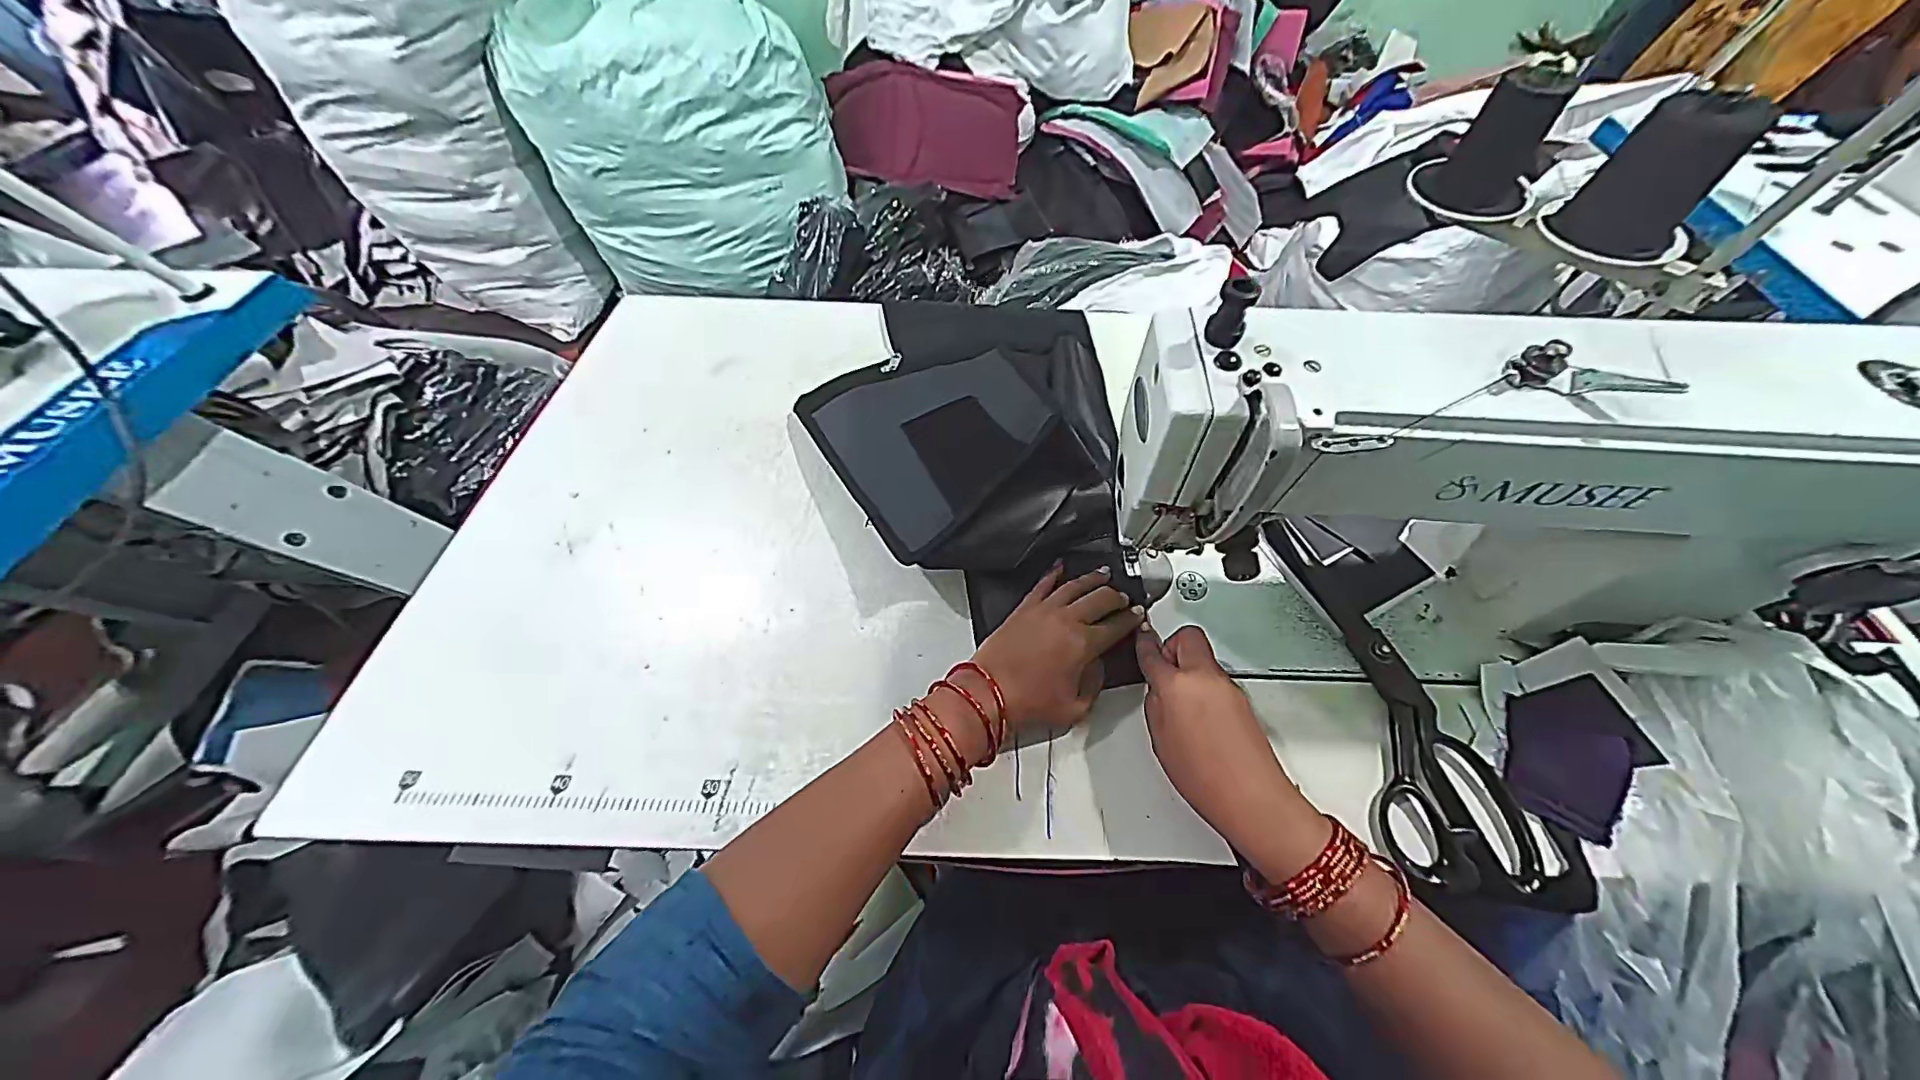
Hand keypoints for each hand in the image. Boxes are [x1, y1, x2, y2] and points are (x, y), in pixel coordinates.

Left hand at [970, 565, 1144, 732]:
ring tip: (1103, 575)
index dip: (1131, 619)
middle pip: (1101, 598)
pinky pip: (1043, 584)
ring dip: (1093, 579)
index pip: (1116, 625)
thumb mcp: (1075, 708)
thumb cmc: (1025, 700)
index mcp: (1083, 644)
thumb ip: (1094, 685)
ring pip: (1075, 585)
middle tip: (1124, 598)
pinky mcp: (1024, 609)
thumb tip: (1097, 670)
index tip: (1136, 615)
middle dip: (1118, 597)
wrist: (989, 693)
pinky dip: (1054, 573)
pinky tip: (1060, 568)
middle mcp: (1066, 621)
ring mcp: (1044, 611)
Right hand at [1136, 624, 1325, 867]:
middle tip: (1164, 664)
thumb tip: (1157, 692)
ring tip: (1182, 703)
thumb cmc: (1207, 777)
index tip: (1143, 639)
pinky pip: (1218, 680)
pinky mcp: (1243, 700)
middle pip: (1188, 637)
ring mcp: (1228, 687)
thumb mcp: (1160, 740)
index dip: (1144, 644)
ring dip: (1190, 669)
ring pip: (1205, 658)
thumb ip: (1155, 705)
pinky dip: (1205, 688)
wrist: (1251, 797)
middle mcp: (1206, 678)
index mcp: (1177, 685)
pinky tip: (1200, 717)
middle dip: (1172, 645)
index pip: (1154, 652)